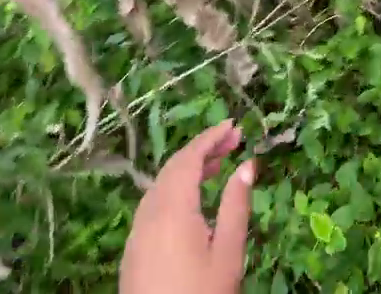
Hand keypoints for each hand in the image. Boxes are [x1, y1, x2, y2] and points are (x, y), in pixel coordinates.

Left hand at [121, 121, 254, 293]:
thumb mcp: (228, 253)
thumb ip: (236, 205)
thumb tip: (247, 164)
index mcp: (172, 209)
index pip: (189, 158)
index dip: (211, 137)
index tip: (234, 126)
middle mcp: (149, 214)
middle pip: (173, 168)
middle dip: (202, 149)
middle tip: (232, 142)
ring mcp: (137, 233)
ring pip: (160, 186)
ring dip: (187, 169)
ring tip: (217, 166)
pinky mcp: (133, 251)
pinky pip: (153, 204)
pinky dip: (174, 189)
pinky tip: (192, 200)